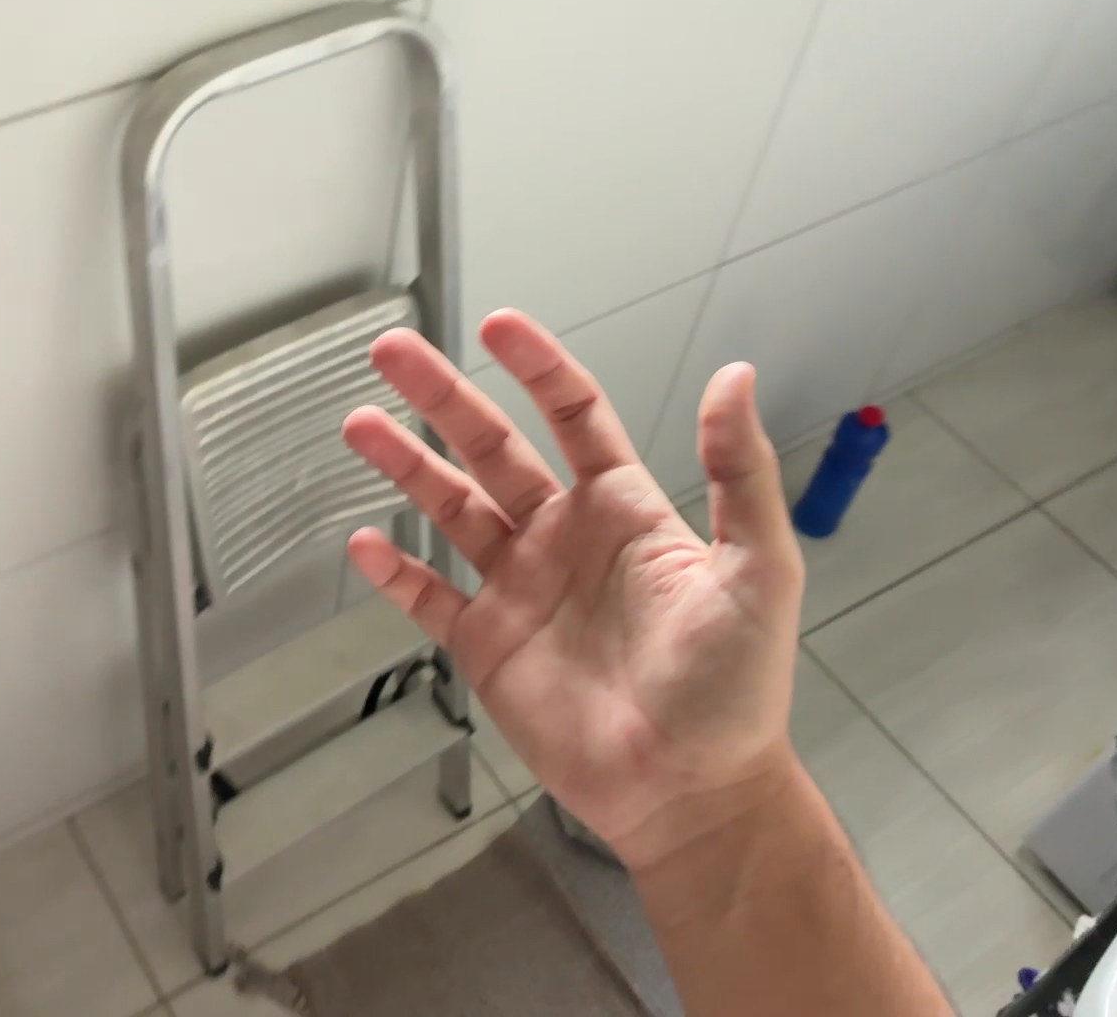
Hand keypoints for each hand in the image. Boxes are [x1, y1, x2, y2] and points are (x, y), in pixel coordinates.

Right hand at [343, 310, 803, 869]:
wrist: (686, 790)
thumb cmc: (730, 684)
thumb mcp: (757, 574)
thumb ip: (737, 478)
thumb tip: (735, 374)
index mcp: (616, 508)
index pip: (572, 415)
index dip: (537, 367)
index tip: (497, 326)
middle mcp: (556, 534)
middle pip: (489, 449)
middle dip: (441, 398)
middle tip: (392, 352)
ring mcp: (513, 586)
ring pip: (448, 510)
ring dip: (404, 468)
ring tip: (360, 426)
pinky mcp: (483, 640)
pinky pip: (428, 596)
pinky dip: (395, 573)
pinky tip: (364, 544)